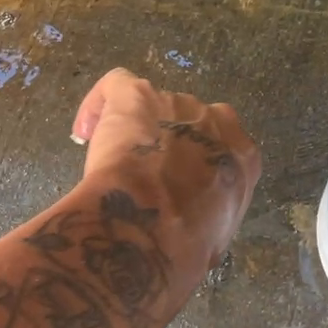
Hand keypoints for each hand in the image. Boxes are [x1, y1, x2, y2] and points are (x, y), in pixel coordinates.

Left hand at [71, 69, 261, 268]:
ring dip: (137, 128)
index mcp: (242, 155)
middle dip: (168, 143)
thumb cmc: (187, 242)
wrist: (153, 223)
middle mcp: (215, 120)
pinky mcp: (138, 95)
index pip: (223, 149)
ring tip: (109, 159)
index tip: (175, 187)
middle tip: (144, 174)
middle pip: (191, 122)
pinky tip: (85, 130)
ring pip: (155, 106)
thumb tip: (194, 240)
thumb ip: (209, 222)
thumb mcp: (215, 238)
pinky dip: (101, 103)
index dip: (197, 165)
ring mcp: (176, 103)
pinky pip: (117, 85)